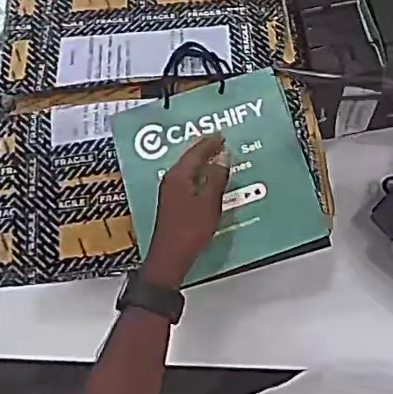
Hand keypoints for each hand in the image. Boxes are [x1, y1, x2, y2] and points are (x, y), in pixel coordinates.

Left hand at [140, 134, 228, 288]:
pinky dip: (199, 176)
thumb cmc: (190, 229)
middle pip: (189, 159)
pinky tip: (208, 180)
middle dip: (205, 150)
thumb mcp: (209, 203)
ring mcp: (169, 191)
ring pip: (188, 170)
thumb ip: (216, 178)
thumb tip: (222, 157)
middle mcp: (171, 179)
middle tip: (221, 143)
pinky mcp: (172, 202)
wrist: (170, 257)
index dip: (210, 143)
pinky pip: (187, 181)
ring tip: (218, 159)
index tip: (222, 136)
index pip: (195, 152)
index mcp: (178, 175)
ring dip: (202, 163)